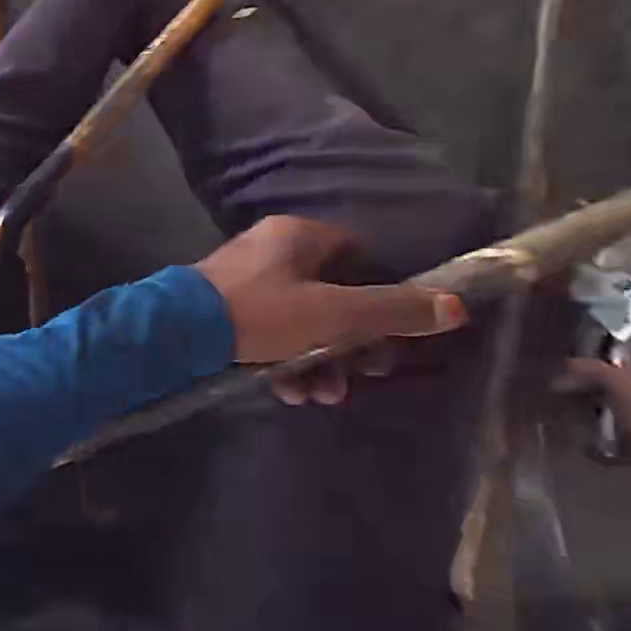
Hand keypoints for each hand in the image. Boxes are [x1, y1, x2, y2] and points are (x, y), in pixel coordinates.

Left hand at [193, 217, 466, 401]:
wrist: (176, 329)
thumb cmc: (260, 312)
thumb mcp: (334, 314)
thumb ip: (392, 310)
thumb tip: (454, 306)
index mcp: (298, 236)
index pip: (362, 259)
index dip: (385, 299)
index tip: (395, 338)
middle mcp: (272, 250)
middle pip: (334, 297)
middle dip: (351, 345)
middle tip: (363, 377)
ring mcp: (245, 279)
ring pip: (303, 321)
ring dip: (320, 362)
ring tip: (322, 395)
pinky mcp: (226, 307)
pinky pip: (270, 332)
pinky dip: (285, 360)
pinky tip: (289, 392)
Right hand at [563, 359, 630, 475]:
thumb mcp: (624, 387)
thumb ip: (597, 371)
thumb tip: (571, 365)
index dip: (617, 372)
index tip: (589, 382)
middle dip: (612, 400)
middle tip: (584, 406)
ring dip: (616, 425)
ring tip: (591, 431)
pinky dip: (629, 446)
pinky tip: (611, 450)